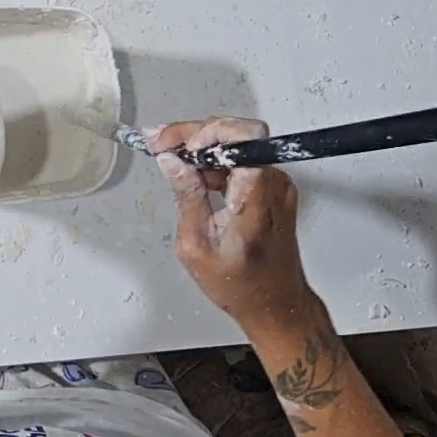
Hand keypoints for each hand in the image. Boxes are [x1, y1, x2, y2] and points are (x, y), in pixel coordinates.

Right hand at [151, 118, 322, 337]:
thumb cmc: (240, 285)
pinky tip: (190, 171)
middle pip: (234, 135)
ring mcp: (277, 183)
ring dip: (200, 147)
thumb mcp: (196, 245)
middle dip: (192, 135)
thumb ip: (185, 195)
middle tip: (159, 143)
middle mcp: (273, 184)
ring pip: (235, 144)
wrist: (275, 304)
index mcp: (255, 198)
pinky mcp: (273, 187)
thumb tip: (171, 159)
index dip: (206, 132)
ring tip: (169, 157)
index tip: (176, 144)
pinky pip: (241, 159)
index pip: (243, 137)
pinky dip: (213, 160)